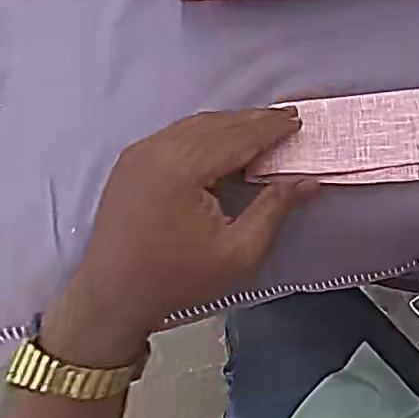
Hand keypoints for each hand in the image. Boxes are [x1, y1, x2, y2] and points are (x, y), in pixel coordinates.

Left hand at [41, 109, 319, 367]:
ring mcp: (140, 152)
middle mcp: (158, 149)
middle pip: (218, 124)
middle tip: (288, 117)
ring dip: (233, 123)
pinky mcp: (131, 161)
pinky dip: (208, 131)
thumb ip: (275, 208)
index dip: (271, 127)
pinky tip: (226, 140)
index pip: (238, 136)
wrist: (109, 300)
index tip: (299, 120)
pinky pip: (178, 134)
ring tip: (264, 126)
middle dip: (255, 120)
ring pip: (197, 125)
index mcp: (182, 168)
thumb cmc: (177, 279)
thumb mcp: (238, 252)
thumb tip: (309, 181)